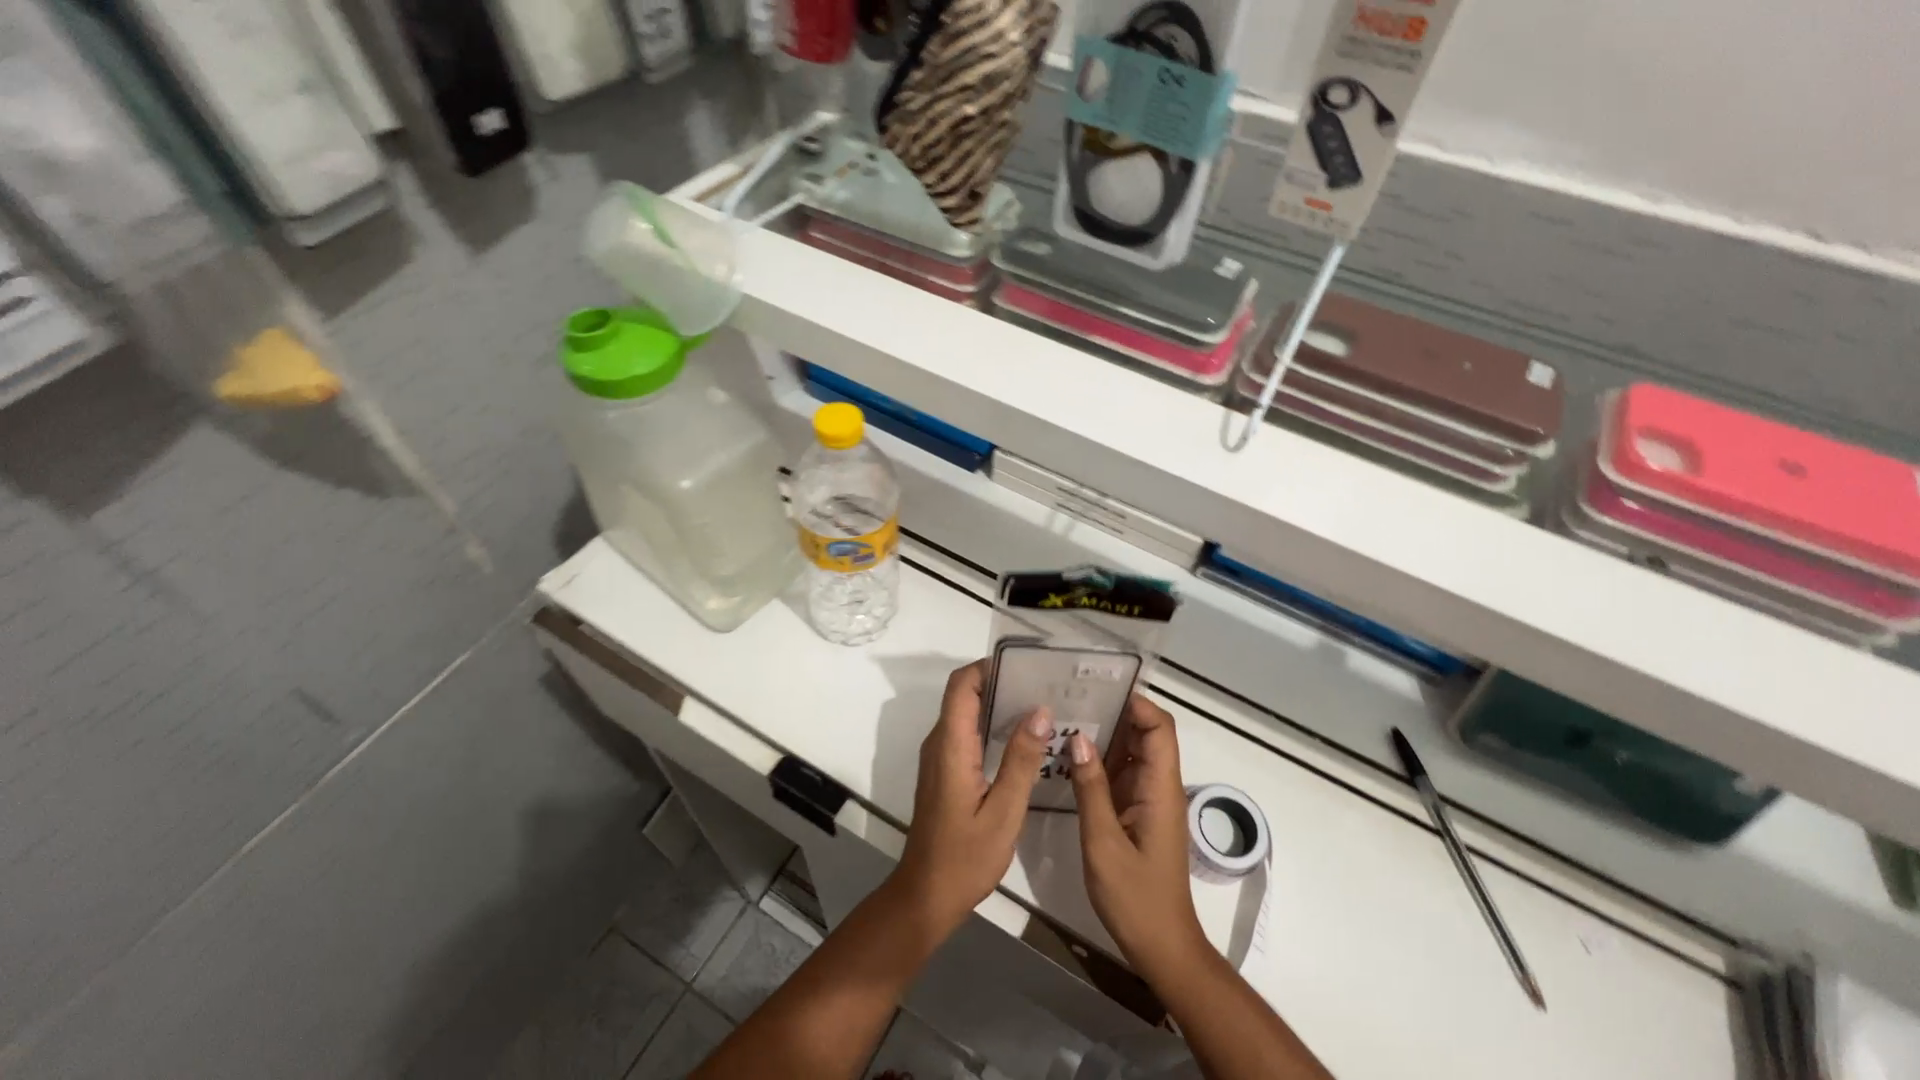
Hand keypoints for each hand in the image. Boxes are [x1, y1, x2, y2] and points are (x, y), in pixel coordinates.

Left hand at [891, 660, 1052, 935]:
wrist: (927, 895)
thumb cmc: (965, 857)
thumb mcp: (1003, 810)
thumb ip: (1020, 759)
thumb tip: (1039, 710)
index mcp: (950, 747)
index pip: (962, 686)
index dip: (989, 667)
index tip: (1027, 666)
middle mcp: (939, 745)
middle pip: (965, 696)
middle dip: (1002, 683)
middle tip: (1047, 686)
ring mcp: (939, 760)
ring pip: (966, 716)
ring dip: (1000, 706)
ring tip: (1045, 708)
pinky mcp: (945, 774)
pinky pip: (967, 736)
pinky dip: (993, 729)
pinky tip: (1026, 742)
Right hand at [1068, 694, 1204, 979]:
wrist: (1161, 945)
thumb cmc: (1136, 897)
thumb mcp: (1103, 842)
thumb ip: (1091, 788)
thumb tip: (1078, 738)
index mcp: (1161, 788)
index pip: (1158, 728)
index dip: (1135, 702)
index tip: (1097, 687)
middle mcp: (1159, 788)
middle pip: (1145, 735)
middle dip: (1114, 712)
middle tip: (1069, 698)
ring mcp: (1149, 802)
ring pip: (1131, 755)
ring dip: (1103, 737)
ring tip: (1062, 719)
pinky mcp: (1137, 817)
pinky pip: (1121, 778)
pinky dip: (1099, 764)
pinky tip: (1067, 760)